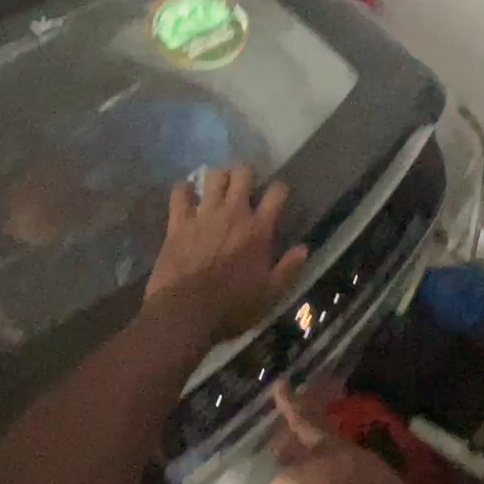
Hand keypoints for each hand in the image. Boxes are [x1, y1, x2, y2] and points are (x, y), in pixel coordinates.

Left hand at [145, 166, 308, 341]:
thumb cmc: (232, 306)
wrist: (186, 311)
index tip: (278, 196)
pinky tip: (186, 194)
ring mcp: (204, 214)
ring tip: (218, 187)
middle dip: (246, 173)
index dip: (280, 189)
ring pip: (213, 175)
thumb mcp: (270, 293)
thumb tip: (304, 248)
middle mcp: (233, 213)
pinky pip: (180, 192)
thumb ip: (288, 268)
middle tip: (245, 185)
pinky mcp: (178, 221)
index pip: (277, 192)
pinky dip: (183, 190)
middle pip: (243, 172)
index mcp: (258, 229)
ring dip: (218, 177)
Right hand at [236, 386, 448, 483]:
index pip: (288, 472)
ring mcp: (365, 461)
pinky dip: (340, 451)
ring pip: (334, 438)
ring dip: (318, 432)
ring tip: (308, 427)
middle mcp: (339, 458)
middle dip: (294, 406)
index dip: (278, 483)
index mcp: (317, 474)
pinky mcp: (384, 471)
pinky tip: (339, 463)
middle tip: (281, 385)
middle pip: (312, 426)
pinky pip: (354, 453)